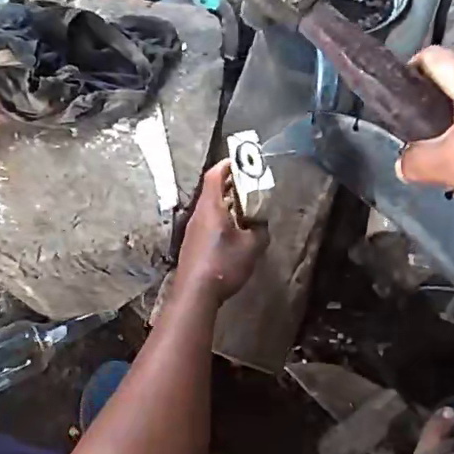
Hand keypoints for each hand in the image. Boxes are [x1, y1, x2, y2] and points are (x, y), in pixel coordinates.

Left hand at [175, 161, 266, 303]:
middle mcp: (198, 214)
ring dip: (226, 203)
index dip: (228, 164)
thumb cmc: (223, 264)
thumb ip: (260, 230)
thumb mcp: (252, 247)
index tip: (242, 161)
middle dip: (231, 184)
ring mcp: (193, 229)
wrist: (195, 292)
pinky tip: (233, 231)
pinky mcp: (192, 243)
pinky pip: (207, 222)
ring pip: (209, 207)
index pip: (215, 174)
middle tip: (250, 184)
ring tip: (245, 207)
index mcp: (211, 207)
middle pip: (212, 189)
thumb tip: (261, 224)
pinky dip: (221, 218)